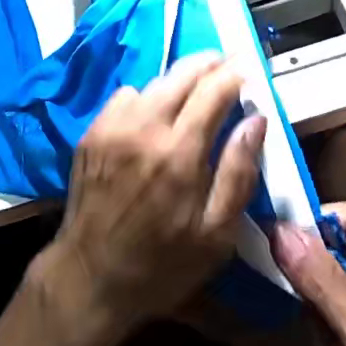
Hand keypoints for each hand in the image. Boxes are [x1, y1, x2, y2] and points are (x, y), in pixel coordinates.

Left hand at [34, 53, 266, 345]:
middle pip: (182, 72)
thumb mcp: (217, 233)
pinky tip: (155, 115)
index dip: (236, 74)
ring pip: (154, 80)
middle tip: (228, 69)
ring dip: (180, 80)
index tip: (249, 73)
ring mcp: (112, 128)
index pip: (214, 89)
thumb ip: (239, 171)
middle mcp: (144, 129)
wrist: (89, 281)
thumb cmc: (164, 263)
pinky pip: (125, 94)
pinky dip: (147, 96)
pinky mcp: (91, 134)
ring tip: (194, 93)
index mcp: (179, 153)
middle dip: (210, 64)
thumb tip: (257, 120)